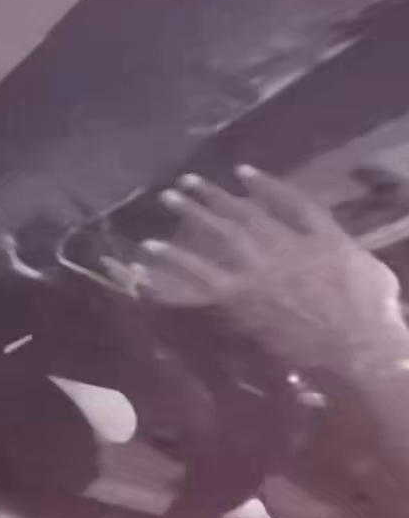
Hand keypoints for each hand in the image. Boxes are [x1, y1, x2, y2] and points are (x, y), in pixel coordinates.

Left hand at [142, 165, 405, 368]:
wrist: (354, 346)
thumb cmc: (368, 313)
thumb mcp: (365, 271)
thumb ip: (338, 248)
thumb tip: (320, 233)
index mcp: (329, 242)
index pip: (296, 204)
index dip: (267, 185)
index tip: (242, 171)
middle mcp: (293, 250)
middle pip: (249, 213)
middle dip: (215, 195)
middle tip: (185, 179)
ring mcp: (262, 271)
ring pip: (223, 232)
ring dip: (193, 211)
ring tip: (166, 196)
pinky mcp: (237, 293)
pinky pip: (197, 271)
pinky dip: (173, 257)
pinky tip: (148, 246)